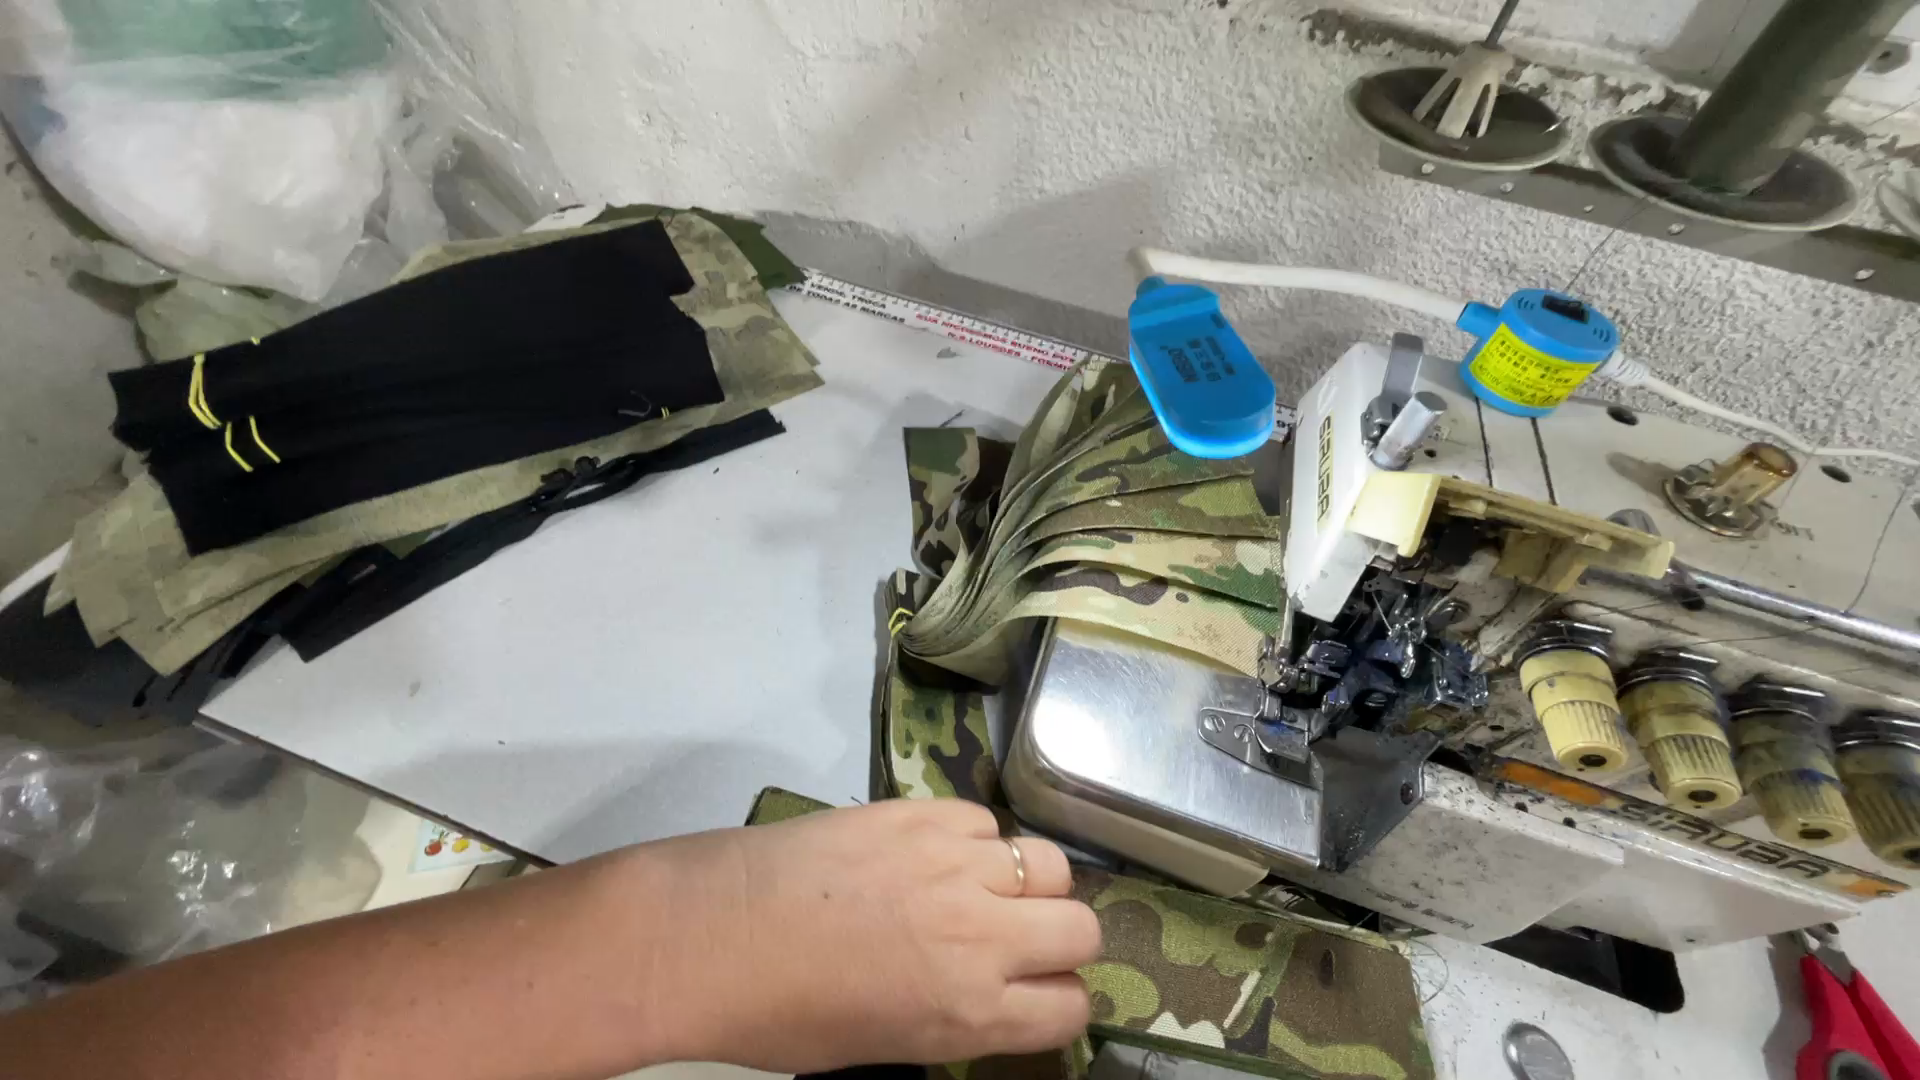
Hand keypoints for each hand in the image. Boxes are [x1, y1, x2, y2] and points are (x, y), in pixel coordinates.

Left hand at [644, 799, 1100, 1070]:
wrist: (719, 931)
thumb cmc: (788, 1012)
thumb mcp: (888, 1041)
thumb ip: (960, 1012)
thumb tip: (996, 986)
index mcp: (970, 1011)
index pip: (1070, 1006)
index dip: (1060, 998)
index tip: (1038, 988)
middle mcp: (981, 935)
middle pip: (1081, 928)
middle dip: (1061, 936)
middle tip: (1022, 933)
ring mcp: (956, 864)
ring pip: (1048, 862)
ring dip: (1029, 879)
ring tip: (988, 884)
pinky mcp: (925, 813)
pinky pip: (985, 821)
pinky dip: (974, 839)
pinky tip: (936, 851)